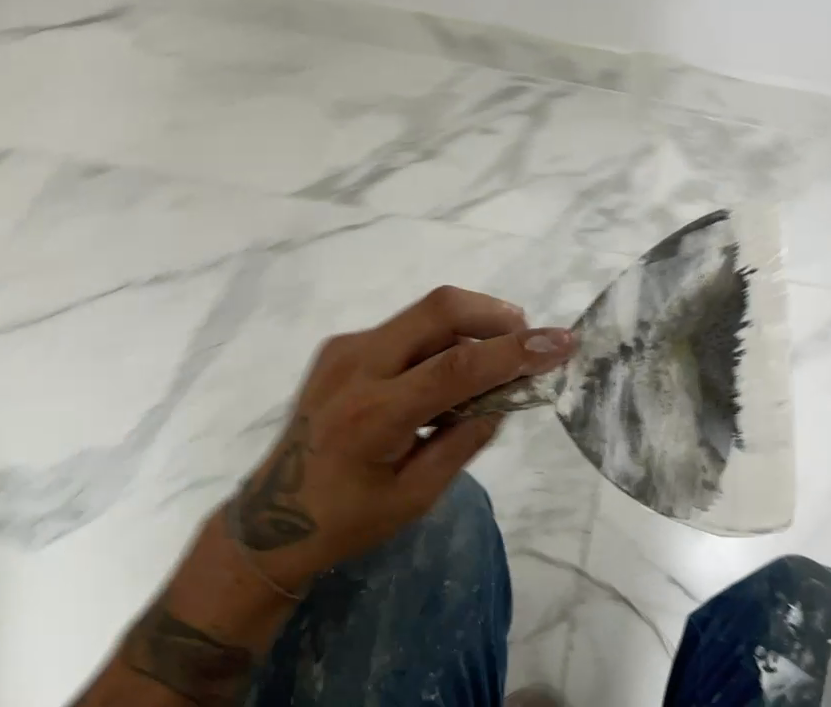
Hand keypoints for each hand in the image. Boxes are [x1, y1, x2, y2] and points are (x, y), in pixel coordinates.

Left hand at [226, 286, 575, 586]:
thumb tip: (507, 394)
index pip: (458, 366)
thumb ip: (465, 440)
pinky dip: (442, 338)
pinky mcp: (341, 346)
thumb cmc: (348, 520)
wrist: (270, 519)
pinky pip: (406, 327)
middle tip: (526, 337)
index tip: (560, 342)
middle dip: (494, 314)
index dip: (514, 351)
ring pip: (424, 312)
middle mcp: (356, 366)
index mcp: (374, 415)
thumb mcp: (416, 496)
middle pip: (439, 309)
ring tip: (493, 360)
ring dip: (471, 324)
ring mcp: (344, 349)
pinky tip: (449, 371)